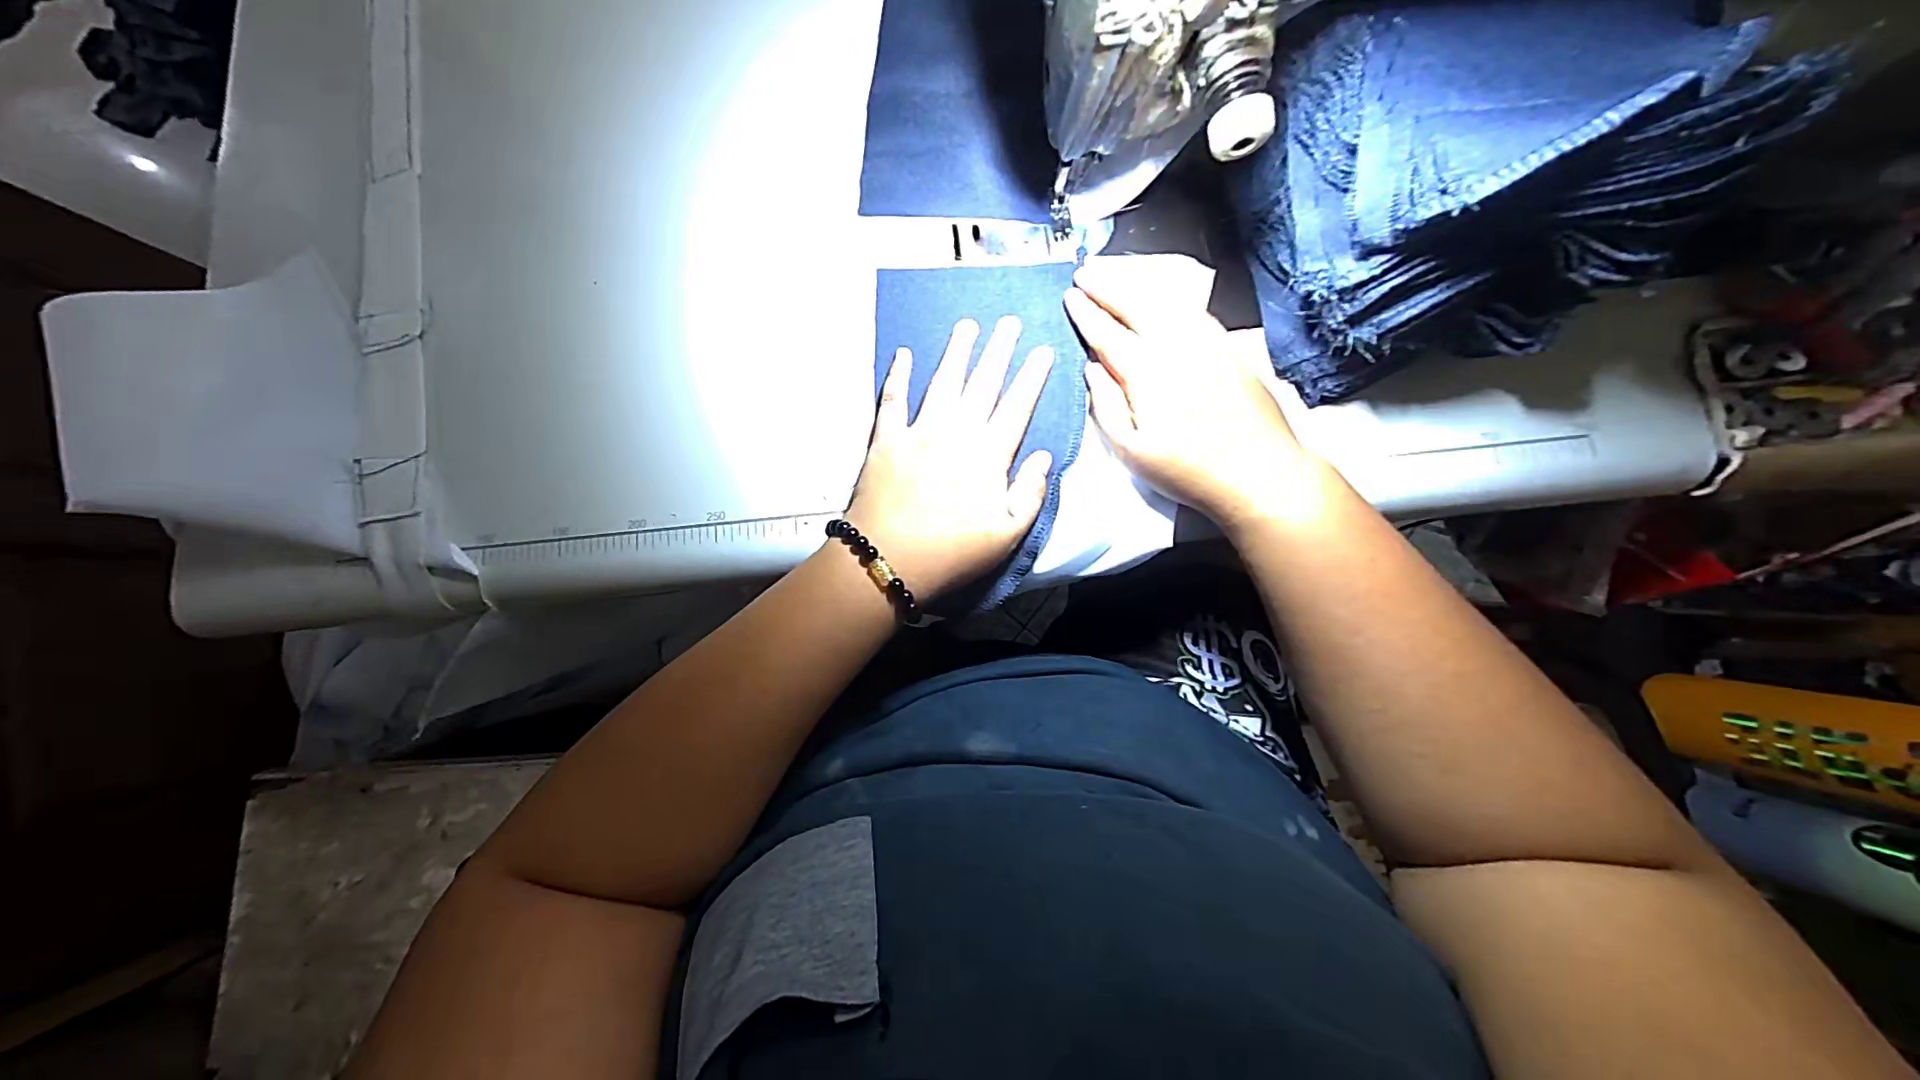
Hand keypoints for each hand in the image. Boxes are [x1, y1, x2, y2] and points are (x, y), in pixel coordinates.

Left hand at [845, 316, 1054, 599]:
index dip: (1032, 377)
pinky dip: (898, 376)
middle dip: (999, 351)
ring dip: (957, 352)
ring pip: (942, 382)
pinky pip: (893, 401)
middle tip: (1010, 323)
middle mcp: (956, 434)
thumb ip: (1030, 493)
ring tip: (968, 326)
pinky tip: (903, 356)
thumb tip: (1043, 458)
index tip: (1042, 351)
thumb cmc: (952, 554)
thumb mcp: (1007, 534)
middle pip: (983, 384)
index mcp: (989, 456)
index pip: (1017, 406)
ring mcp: (918, 434)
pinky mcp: (886, 442)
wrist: (888, 559)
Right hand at [1064, 255, 1315, 530]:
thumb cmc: (1188, 469)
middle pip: (1137, 304)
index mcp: (1147, 371)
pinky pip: (1192, 310)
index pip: (1108, 333)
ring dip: (1137, 283)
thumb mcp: (1132, 451)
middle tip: (1085, 271)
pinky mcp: (1229, 349)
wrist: (1259, 472)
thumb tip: (1091, 369)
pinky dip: (1169, 296)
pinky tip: (1162, 299)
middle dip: (1108, 284)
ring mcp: (1208, 343)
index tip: (1069, 296)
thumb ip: (1106, 406)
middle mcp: (1177, 346)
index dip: (1086, 312)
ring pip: (1167, 300)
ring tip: (1117, 274)